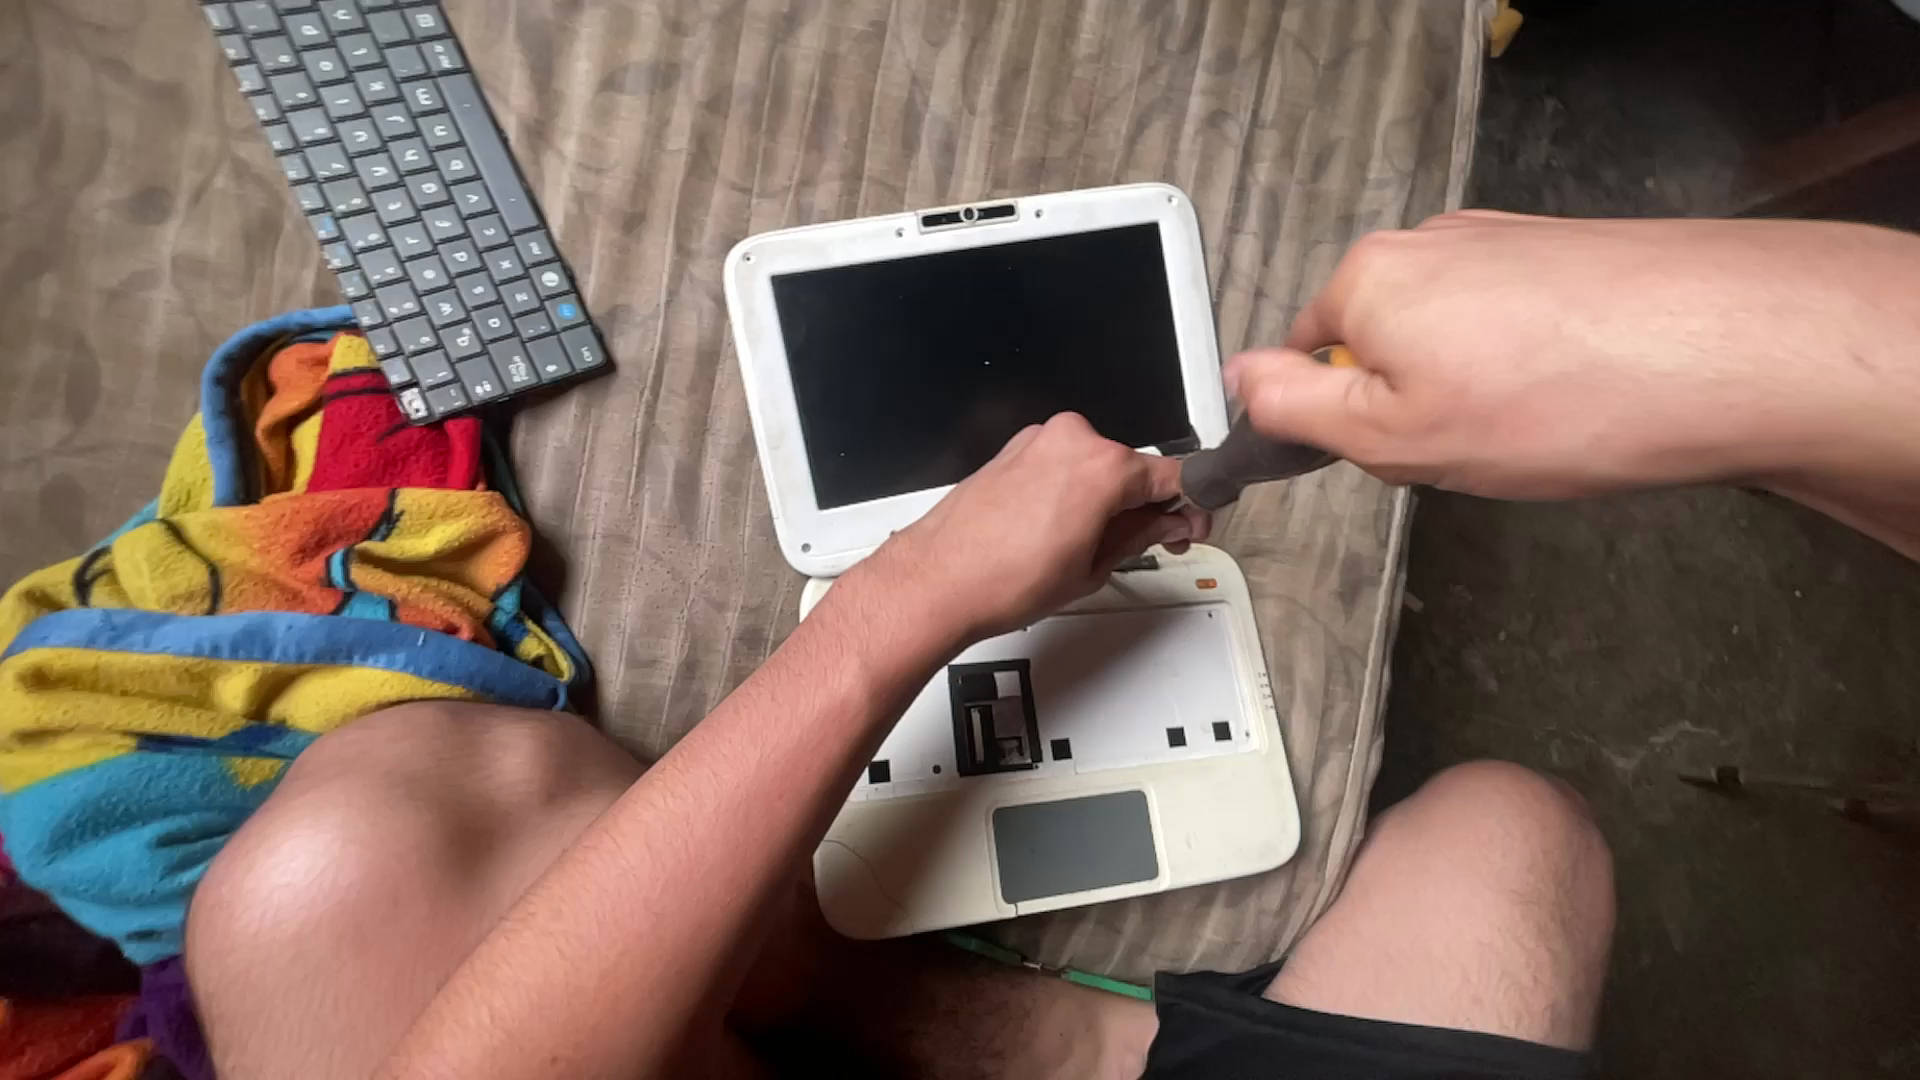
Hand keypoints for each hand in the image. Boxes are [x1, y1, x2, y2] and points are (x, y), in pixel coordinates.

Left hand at [853, 413, 1210, 642]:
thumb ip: (1142, 535)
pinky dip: (1075, 489)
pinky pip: (1063, 464)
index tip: (1191, 523)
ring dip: (1108, 498)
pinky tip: (1063, 528)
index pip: (1175, 475)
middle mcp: (1071, 440)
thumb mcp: (1092, 568)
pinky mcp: (1015, 450)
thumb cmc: (1000, 580)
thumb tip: (1168, 520)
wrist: (937, 581)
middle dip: (1147, 504)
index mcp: (1102, 466)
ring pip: (1097, 466)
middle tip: (1149, 542)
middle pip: (1133, 468)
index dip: (1192, 505)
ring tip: (1091, 545)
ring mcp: (1038, 441)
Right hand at [1225, 213, 1919, 498]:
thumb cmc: (1553, 401)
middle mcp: (1428, 242)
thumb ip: (1286, 406)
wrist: (1751, 351)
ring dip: (1456, 389)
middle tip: (1452, 443)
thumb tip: (1232, 378)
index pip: (1297, 359)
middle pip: (1369, 346)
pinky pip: (1499, 324)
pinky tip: (1561, 393)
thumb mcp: (1382, 433)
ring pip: (1435, 340)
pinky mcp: (1562, 252)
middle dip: (1396, 403)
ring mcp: (1500, 240)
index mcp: (1367, 281)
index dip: (1330, 416)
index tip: (1380, 448)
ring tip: (1518, 421)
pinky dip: (1514, 366)